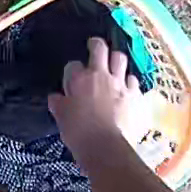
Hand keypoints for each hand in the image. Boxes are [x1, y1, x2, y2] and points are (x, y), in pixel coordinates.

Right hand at [48, 36, 146, 152]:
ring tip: (114, 66)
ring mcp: (120, 84)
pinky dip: (129, 82)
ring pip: (120, 59)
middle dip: (96, 44)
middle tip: (94, 46)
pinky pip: (133, 80)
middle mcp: (100, 75)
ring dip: (116, 60)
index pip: (73, 65)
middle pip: (100, 48)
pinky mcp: (135, 95)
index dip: (72, 70)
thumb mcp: (61, 116)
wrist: (105, 146)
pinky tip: (127, 88)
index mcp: (79, 79)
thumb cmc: (78, 131)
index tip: (73, 78)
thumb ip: (58, 103)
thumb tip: (56, 97)